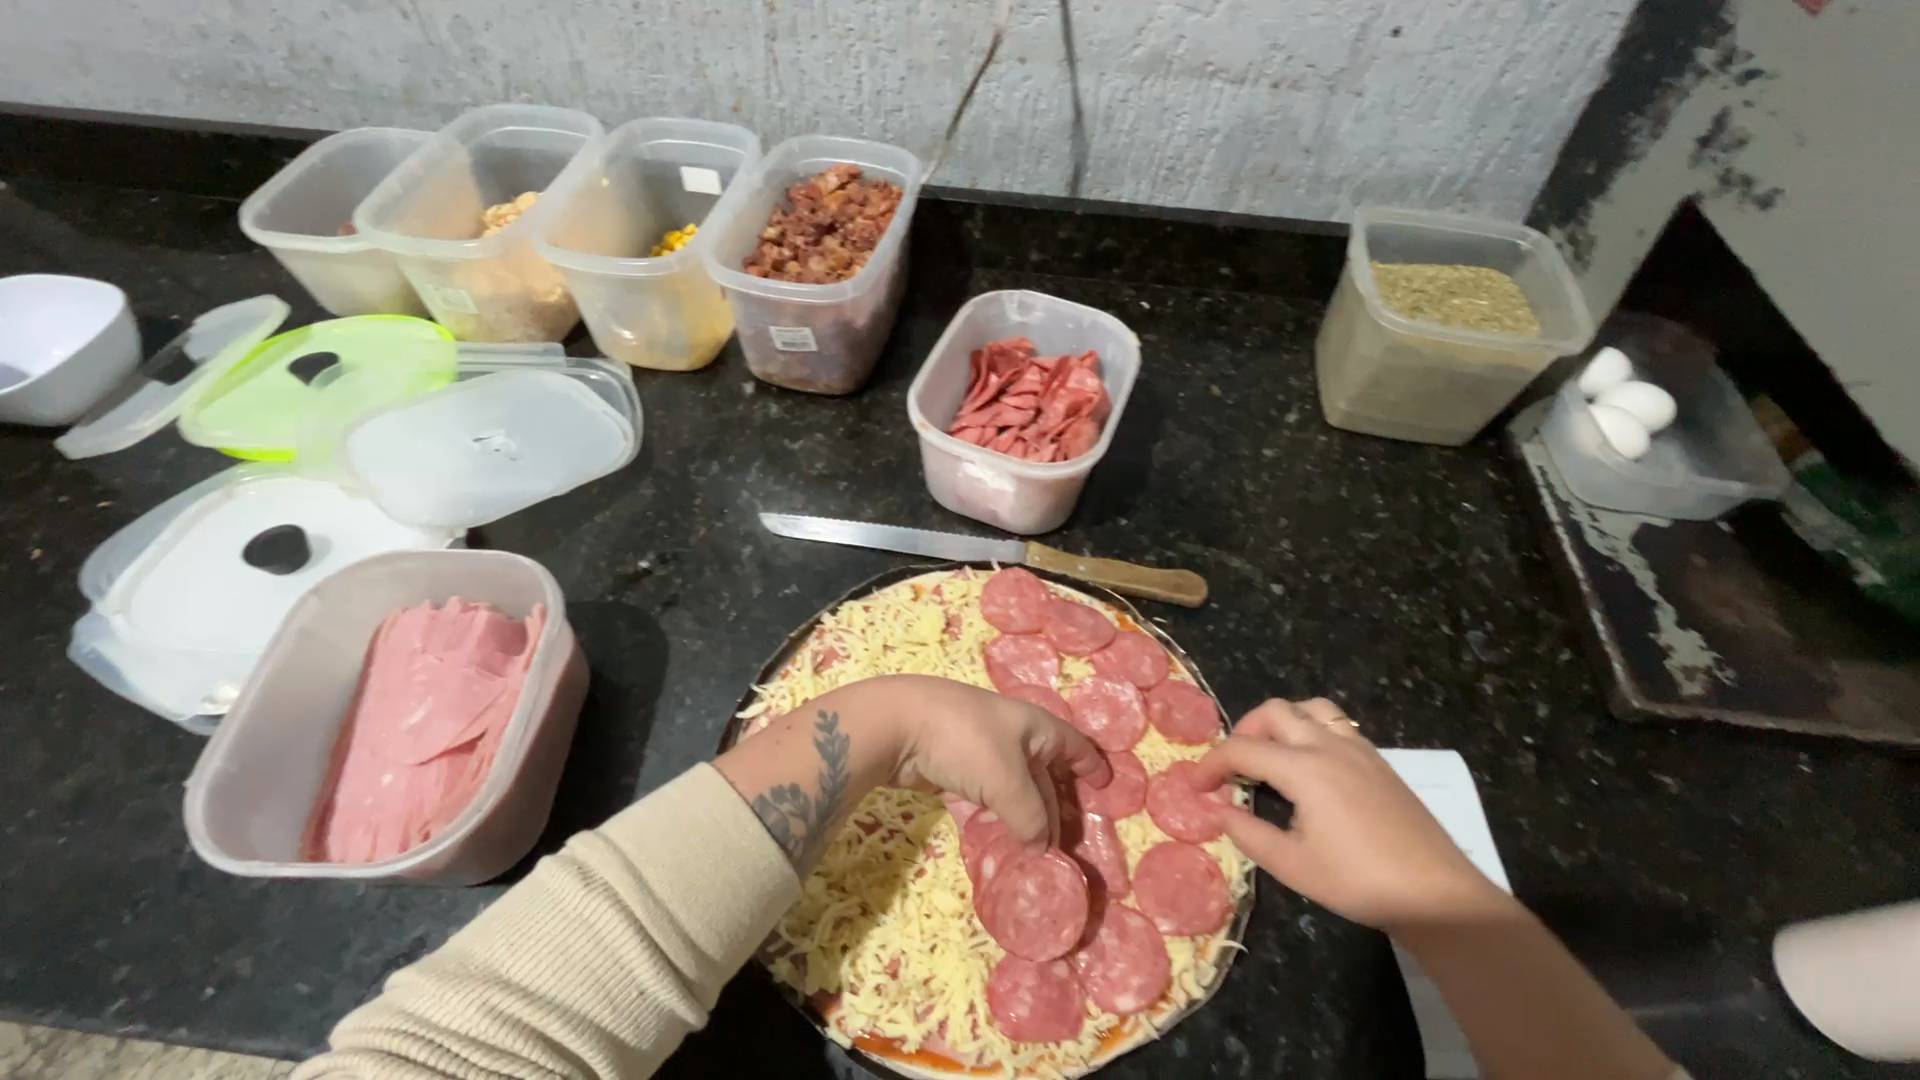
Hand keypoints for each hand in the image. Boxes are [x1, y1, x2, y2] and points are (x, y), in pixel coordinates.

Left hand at [874, 675, 1110, 844]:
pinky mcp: (952, 767)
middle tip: (1065, 846)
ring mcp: (980, 750)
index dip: (1091, 765)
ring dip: (1022, 816)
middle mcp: (1012, 735)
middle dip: (1055, 807)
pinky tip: (995, 840)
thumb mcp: (1007, 782)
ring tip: (1033, 851)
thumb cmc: (965, 741)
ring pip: (1012, 788)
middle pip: (1044, 775)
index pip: (1074, 745)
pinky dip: (992, 816)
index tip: (1106, 787)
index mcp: (1034, 726)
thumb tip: (1041, 849)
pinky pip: (983, 796)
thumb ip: (1030, 818)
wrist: (898, 724)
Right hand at [1192, 698, 1508, 929]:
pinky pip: (1337, 725)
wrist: (1438, 897)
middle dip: (1244, 732)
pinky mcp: (1380, 763)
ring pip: (1311, 708)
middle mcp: (1329, 747)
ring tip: (1271, 754)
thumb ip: (1248, 833)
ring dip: (1282, 722)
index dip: (1211, 764)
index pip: (1242, 749)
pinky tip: (1310, 768)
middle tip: (1233, 767)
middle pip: (1275, 712)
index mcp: (1304, 769)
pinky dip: (1311, 731)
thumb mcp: (1293, 866)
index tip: (1195, 786)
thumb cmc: (1359, 883)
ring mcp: (1359, 750)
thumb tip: (1216, 811)